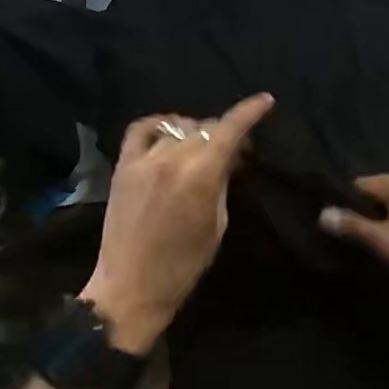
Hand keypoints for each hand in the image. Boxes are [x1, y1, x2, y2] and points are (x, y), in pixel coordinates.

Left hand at [79, 93, 273, 353]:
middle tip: (234, 153)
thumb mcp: (218, 224)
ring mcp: (144, 160)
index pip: (230, 129)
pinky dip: (160, 124)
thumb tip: (231, 159)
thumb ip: (223, 183)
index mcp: (201, 176)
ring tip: (201, 148)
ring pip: (180, 128)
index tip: (265, 101)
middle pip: (206, 127)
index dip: (250, 111)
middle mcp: (172, 160)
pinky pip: (142, 129)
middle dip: (225, 134)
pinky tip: (169, 131)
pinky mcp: (123, 167)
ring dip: (196, 133)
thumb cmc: (184, 264)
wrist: (131, 288)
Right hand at [318, 172, 388, 293]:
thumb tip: (322, 213)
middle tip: (349, 241)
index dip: (343, 206)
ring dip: (379, 222)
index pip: (356, 186)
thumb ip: (352, 225)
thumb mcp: (382, 240)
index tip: (334, 229)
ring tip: (369, 246)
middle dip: (361, 214)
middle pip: (373, 194)